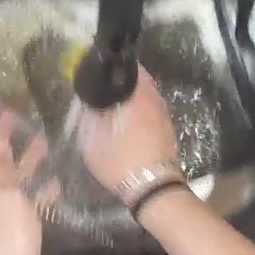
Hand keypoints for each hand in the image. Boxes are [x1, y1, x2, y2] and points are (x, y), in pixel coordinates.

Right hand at [76, 66, 179, 203]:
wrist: (153, 188)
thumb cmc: (120, 162)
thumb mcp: (92, 141)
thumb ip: (88, 116)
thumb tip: (86, 100)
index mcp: (138, 96)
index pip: (130, 67)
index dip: (116, 65)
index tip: (103, 67)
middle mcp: (155, 99)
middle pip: (141, 79)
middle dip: (124, 80)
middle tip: (106, 86)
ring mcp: (165, 115)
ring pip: (148, 95)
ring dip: (134, 95)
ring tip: (115, 103)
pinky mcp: (168, 129)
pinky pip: (153, 109)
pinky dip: (142, 109)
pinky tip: (129, 120)